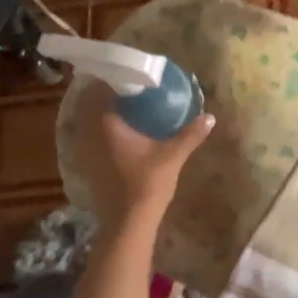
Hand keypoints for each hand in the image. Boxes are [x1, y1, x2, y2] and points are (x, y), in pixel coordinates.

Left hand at [72, 83, 215, 231]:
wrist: (128, 223)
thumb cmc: (147, 184)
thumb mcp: (172, 156)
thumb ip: (190, 134)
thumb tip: (210, 117)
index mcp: (107, 125)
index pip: (101, 90)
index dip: (113, 78)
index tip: (131, 74)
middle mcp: (91, 134)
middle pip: (94, 104)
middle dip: (111, 94)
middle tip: (133, 88)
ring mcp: (88, 151)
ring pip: (93, 122)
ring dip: (108, 112)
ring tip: (132, 107)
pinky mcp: (91, 165)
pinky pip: (96, 136)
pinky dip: (108, 130)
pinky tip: (128, 133)